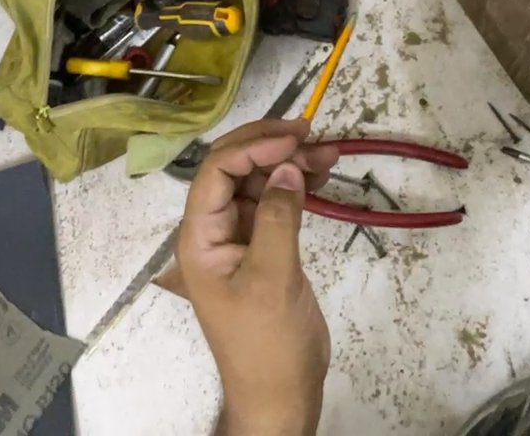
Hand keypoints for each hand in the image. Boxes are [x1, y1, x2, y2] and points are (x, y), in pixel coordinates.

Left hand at [176, 120, 339, 435]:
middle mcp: (216, 228)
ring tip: (328, 150)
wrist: (282, 395)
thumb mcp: (271, 280)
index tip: (292, 139)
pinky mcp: (266, 244)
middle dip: (270, 145)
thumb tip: (288, 166)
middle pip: (236, 168)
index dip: (251, 147)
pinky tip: (324, 172)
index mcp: (200, 236)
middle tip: (310, 133)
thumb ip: (277, 218)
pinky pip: (278, 200)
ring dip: (291, 161)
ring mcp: (241, 235)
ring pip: (260, 180)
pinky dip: (300, 183)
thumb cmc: (267, 344)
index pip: (216, 172)